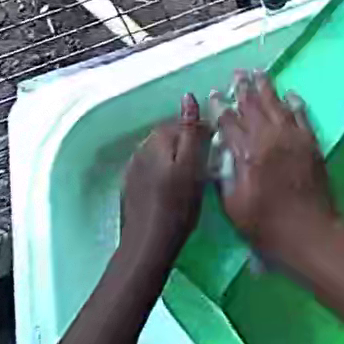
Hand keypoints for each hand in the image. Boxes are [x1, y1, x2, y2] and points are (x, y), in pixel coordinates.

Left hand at [119, 93, 210, 261]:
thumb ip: (191, 131)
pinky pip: (151, 172)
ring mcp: (132, 168)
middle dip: (186, 147)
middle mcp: (141, 146)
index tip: (214, 153)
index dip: (201, 135)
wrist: (147, 247)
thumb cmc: (176, 206)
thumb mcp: (193, 166)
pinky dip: (162, 177)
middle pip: (171, 138)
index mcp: (158, 137)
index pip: (183, 122)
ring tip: (190, 183)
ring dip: (174, 162)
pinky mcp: (129, 187)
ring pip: (160, 155)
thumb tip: (189, 96)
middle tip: (204, 170)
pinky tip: (171, 194)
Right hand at [217, 69, 343, 270]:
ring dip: (266, 87)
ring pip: (276, 104)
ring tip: (259, 73)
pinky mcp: (310, 143)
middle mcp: (269, 137)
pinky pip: (301, 115)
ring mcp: (292, 137)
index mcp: (247, 152)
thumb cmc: (267, 227)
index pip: (229, 121)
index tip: (214, 94)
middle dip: (243, 88)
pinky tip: (290, 95)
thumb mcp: (234, 207)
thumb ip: (224, 176)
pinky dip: (294, 103)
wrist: (311, 235)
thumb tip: (219, 153)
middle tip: (237, 74)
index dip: (219, 106)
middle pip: (253, 105)